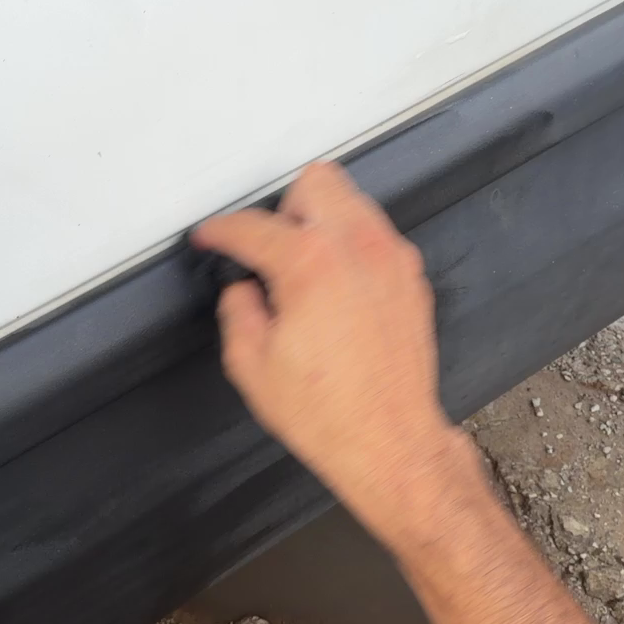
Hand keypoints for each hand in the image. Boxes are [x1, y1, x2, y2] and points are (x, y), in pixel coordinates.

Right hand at [194, 162, 470, 540]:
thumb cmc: (329, 414)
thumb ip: (237, 311)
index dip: (221, 231)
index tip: (212, 236)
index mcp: (310, 266)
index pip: (252, 226)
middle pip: (314, 182)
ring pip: (350, 202)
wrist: (388, 441)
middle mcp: (357, 250)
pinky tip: (335, 289)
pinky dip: (348, 248)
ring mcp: (391, 260)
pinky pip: (374, 236)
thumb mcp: (251, 366)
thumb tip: (242, 291)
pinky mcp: (411, 278)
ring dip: (318, 224)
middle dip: (282, 209)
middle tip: (267, 250)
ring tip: (302, 273)